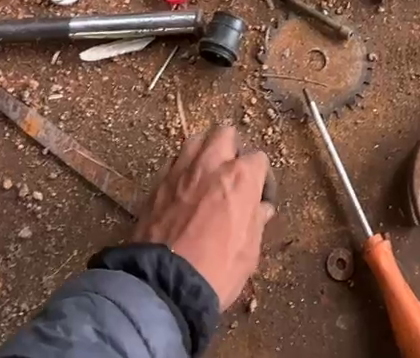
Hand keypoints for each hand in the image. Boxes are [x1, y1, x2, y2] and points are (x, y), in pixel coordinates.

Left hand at [132, 123, 273, 308]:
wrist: (163, 285)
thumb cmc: (215, 271)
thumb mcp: (248, 253)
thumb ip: (256, 223)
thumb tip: (262, 209)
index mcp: (241, 177)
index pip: (259, 159)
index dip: (262, 178)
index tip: (259, 197)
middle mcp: (211, 164)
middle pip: (225, 134)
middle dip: (232, 149)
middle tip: (232, 174)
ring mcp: (181, 170)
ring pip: (196, 140)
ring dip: (204, 152)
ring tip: (206, 176)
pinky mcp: (157, 183)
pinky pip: (174, 163)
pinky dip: (182, 170)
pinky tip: (183, 191)